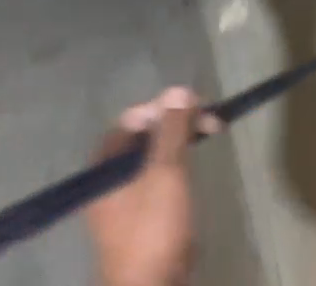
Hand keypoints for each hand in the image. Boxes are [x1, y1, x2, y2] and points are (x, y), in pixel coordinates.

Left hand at [85, 87, 221, 285]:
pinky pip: (156, 174)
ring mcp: (121, 198)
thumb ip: (171, 130)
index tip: (199, 110)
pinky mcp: (138, 213)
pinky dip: (176, 162)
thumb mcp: (166, 172)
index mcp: (104, 168)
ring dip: (179, 139)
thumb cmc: (154, 227)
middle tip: (211, 122)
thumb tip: (178, 89)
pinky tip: (193, 166)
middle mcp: (107, 180)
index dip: (166, 108)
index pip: (133, 120)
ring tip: (208, 136)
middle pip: (142, 135)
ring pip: (151, 154)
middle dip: (177, 122)